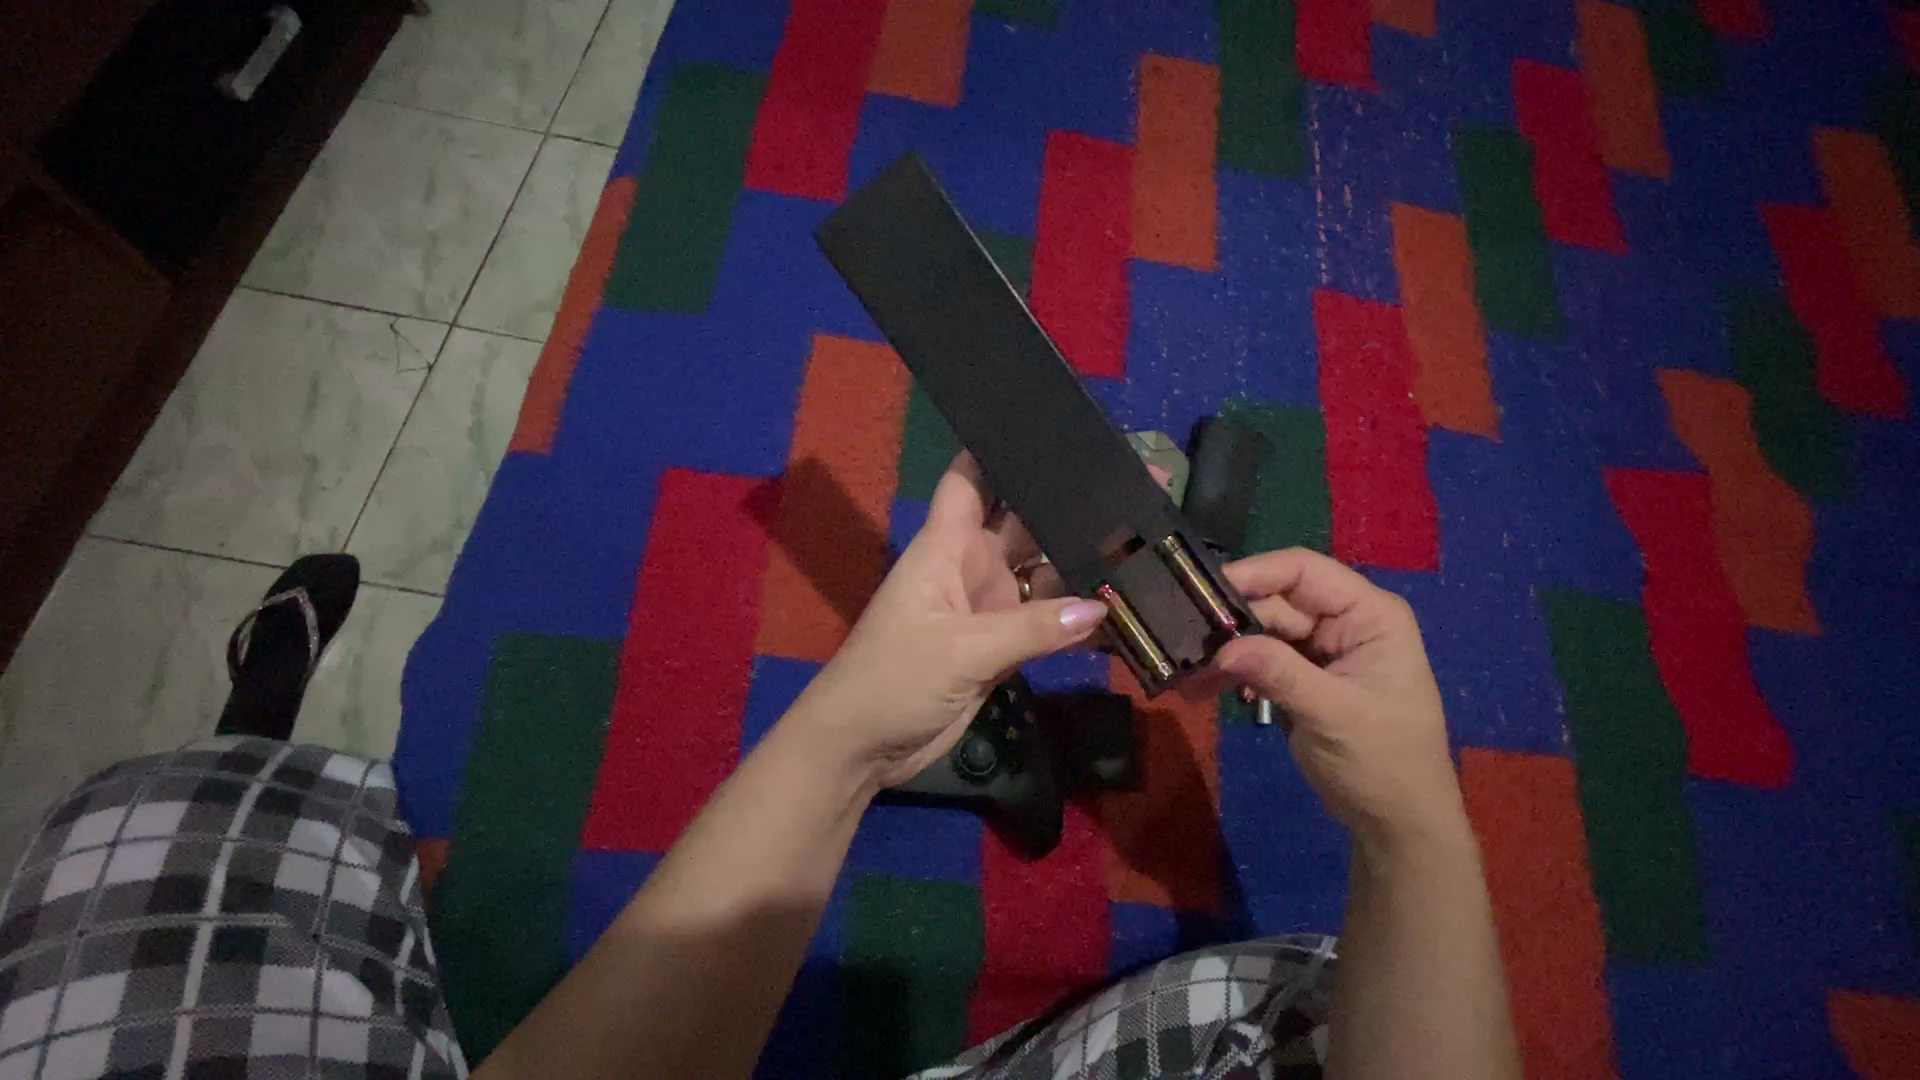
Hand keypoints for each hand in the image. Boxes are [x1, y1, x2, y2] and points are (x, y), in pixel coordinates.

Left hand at [786, 457, 1108, 788]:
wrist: (864, 747)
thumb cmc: (893, 678)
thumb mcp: (962, 648)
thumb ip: (1032, 628)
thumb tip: (1101, 607)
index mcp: (947, 546)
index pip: (971, 479)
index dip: (1001, 449)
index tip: (1051, 427)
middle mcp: (972, 566)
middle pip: (1024, 523)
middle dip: (1068, 507)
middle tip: (1133, 487)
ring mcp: (988, 608)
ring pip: (1042, 574)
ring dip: (1081, 565)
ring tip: (1143, 545)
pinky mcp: (1000, 648)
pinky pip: (1046, 623)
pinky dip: (1075, 621)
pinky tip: (1121, 614)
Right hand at [1210, 548, 1465, 850]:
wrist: (1397, 824)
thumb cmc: (1385, 763)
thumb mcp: (1335, 715)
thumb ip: (1281, 674)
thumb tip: (1223, 649)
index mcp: (1368, 614)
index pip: (1303, 571)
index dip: (1254, 574)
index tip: (1205, 592)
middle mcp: (1343, 621)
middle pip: (1273, 601)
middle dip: (1230, 622)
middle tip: (1185, 645)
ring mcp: (1320, 649)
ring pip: (1258, 631)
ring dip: (1224, 652)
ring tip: (1187, 678)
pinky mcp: (1299, 675)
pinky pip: (1257, 659)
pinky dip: (1231, 672)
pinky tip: (1202, 690)